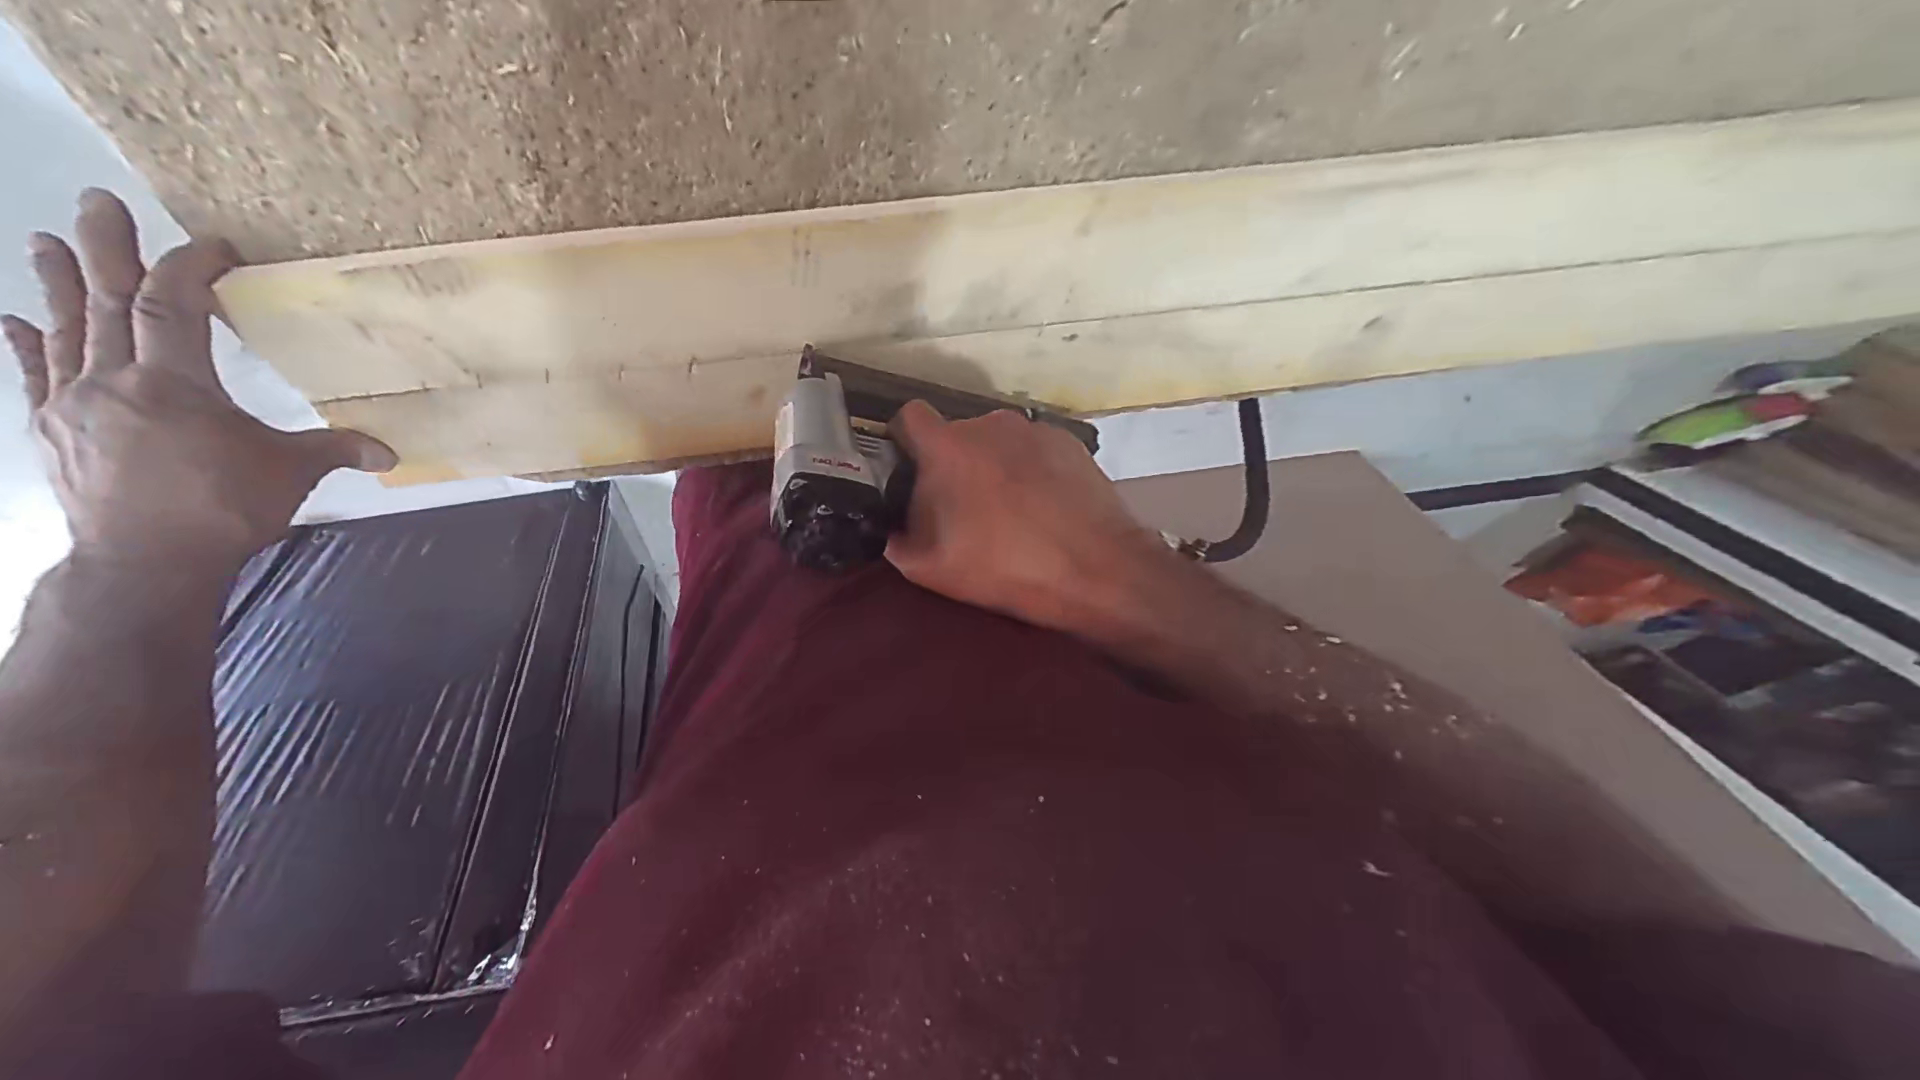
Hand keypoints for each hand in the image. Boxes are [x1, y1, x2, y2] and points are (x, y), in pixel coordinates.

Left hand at [1, 190, 395, 575]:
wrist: (145, 560)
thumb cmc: (223, 507)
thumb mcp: (291, 473)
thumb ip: (335, 450)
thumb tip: (389, 453)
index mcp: (172, 383)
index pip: (172, 306)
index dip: (189, 268)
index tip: (212, 246)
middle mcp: (112, 380)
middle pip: (105, 300)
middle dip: (103, 248)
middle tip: (96, 202)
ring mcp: (72, 402)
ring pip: (65, 328)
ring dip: (56, 282)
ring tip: (43, 240)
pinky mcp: (54, 428)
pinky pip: (36, 372)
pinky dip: (30, 342)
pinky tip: (19, 320)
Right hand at [886, 401, 1173, 630]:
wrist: (1098, 569)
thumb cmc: (1007, 567)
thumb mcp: (933, 569)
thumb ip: (897, 541)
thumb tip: (890, 528)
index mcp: (948, 447)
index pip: (908, 417)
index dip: (903, 441)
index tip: (910, 471)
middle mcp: (989, 424)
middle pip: (955, 437)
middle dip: (952, 466)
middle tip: (964, 512)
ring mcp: (1033, 430)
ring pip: (995, 444)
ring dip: (992, 468)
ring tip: (1009, 513)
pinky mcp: (1068, 441)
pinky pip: (1032, 450)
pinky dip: (1028, 470)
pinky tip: (1042, 506)